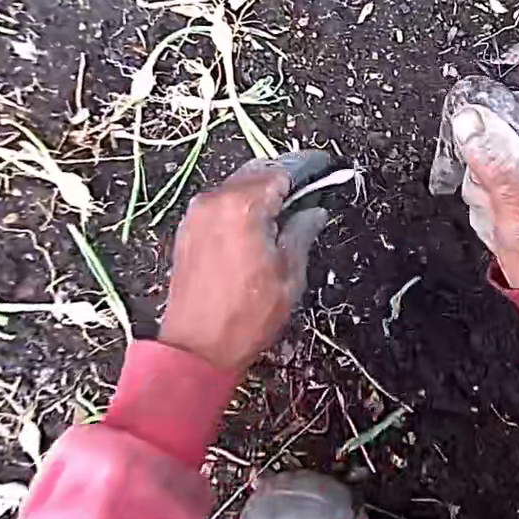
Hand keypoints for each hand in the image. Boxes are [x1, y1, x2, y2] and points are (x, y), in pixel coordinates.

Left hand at [160, 155, 329, 373]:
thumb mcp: (290, 271)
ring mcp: (197, 215)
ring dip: (265, 189)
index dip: (310, 170)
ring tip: (291, 204)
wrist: (196, 350)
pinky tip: (262, 219)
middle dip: (287, 176)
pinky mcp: (189, 231)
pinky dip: (245, 203)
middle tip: (314, 185)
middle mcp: (215, 202)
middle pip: (259, 172)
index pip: (284, 172)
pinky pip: (223, 203)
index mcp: (243, 206)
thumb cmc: (248, 313)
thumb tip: (314, 211)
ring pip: (239, 185)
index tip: (329, 168)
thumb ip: (303, 230)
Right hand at [453, 95, 518, 287]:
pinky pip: (506, 175)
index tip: (479, 163)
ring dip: (490, 188)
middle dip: (487, 169)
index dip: (487, 133)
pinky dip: (499, 197)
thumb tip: (472, 119)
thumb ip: (497, 163)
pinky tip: (509, 217)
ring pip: (499, 156)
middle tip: (499, 201)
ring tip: (506, 214)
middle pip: (503, 132)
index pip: (514, 108)